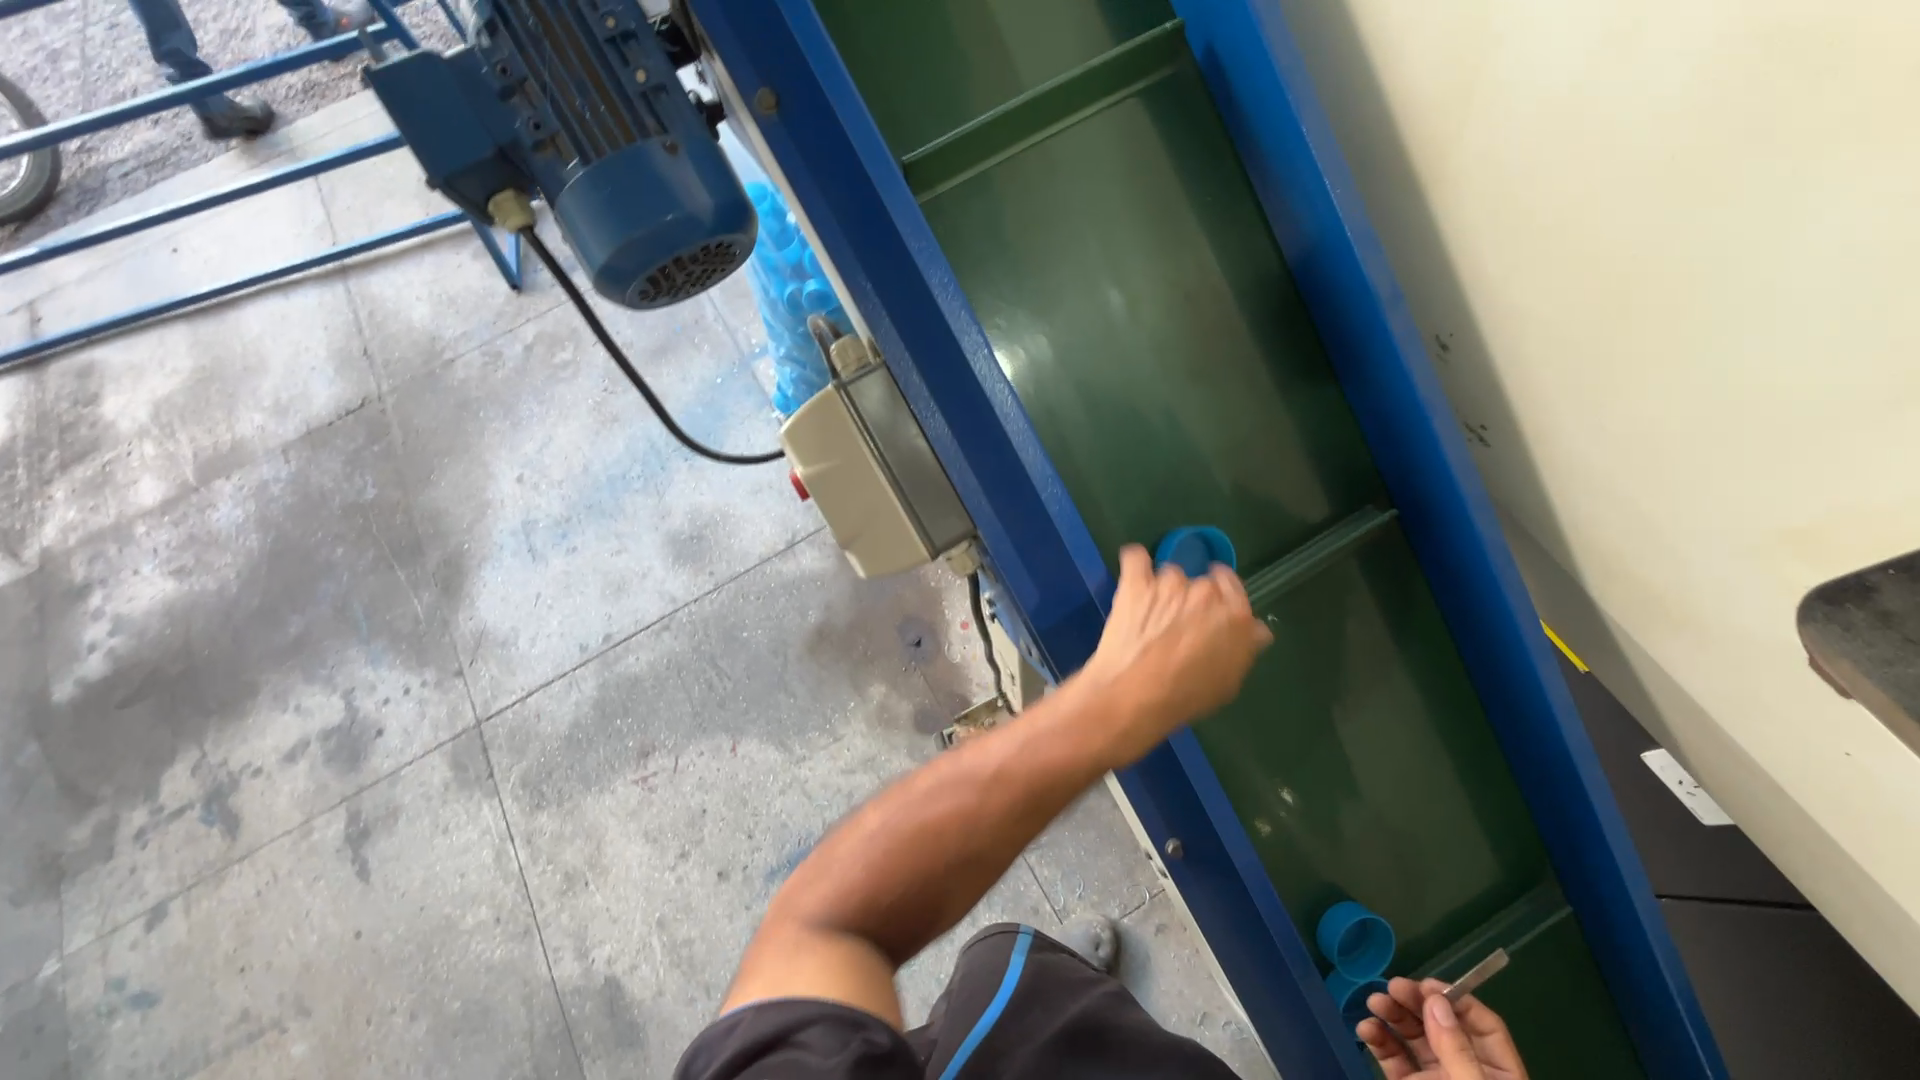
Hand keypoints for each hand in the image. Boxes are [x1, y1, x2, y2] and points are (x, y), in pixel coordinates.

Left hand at [1071, 544, 1272, 766]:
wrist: (1135, 695)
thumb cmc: (1185, 696)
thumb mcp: (1228, 682)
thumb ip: (1244, 648)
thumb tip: (1256, 630)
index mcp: (1235, 614)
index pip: (1233, 586)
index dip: (1222, 592)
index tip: (1212, 603)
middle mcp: (1206, 592)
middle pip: (1201, 583)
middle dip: (1192, 598)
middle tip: (1178, 622)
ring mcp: (1170, 584)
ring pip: (1170, 574)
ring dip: (1164, 587)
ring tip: (1150, 613)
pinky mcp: (1136, 583)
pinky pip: (1136, 558)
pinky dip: (1135, 563)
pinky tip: (1133, 574)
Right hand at [1358, 977, 1527, 1079]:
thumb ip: (1456, 1049)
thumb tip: (1435, 1001)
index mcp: (1498, 1072)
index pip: (1482, 1024)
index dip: (1455, 1000)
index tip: (1426, 985)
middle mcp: (1465, 1067)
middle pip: (1441, 1023)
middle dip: (1416, 1001)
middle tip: (1393, 986)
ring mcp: (1435, 1077)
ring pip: (1412, 1035)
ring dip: (1392, 1014)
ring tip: (1374, 1002)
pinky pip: (1392, 1057)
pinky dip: (1377, 1039)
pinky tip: (1366, 1029)